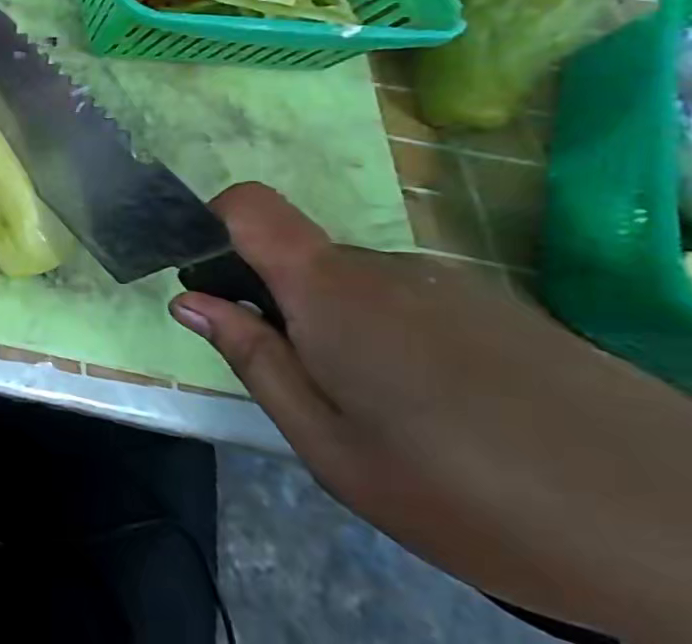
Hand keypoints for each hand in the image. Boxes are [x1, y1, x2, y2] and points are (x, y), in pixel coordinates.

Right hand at [172, 183, 691, 639]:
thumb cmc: (467, 495)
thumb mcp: (330, 446)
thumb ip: (254, 360)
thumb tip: (192, 302)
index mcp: (331, 292)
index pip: (249, 206)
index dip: (214, 220)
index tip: (210, 276)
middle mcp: (389, 269)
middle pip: (304, 259)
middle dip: (284, 306)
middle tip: (311, 388)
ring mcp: (456, 285)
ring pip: (361, 288)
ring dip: (346, 331)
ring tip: (391, 416)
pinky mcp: (509, 311)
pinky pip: (418, 305)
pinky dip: (402, 341)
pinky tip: (451, 414)